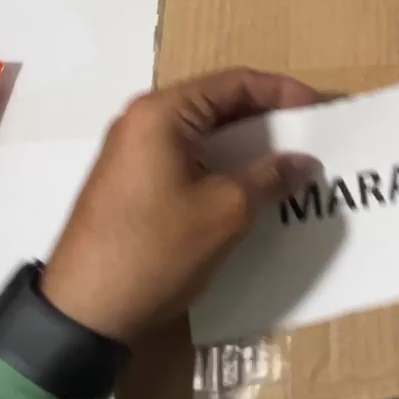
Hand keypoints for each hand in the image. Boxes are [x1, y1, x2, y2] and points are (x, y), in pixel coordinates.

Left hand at [40, 68, 318, 342]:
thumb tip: (303, 161)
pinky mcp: (131, 179)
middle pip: (218, 102)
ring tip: (286, 161)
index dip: (282, 91)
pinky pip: (188, 154)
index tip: (318, 108)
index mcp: (163, 112)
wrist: (80, 315)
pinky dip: (222, 162)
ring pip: (204, 131)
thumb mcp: (225, 212)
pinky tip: (249, 185)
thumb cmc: (156, 250)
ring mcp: (134, 150)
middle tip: (308, 134)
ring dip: (246, 143)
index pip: (235, 82)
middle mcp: (144, 120)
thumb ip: (269, 177)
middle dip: (267, 116)